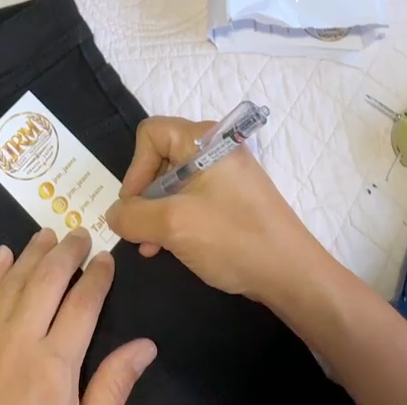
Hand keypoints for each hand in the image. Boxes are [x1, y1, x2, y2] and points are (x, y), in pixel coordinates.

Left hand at [0, 228, 156, 404]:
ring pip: (12, 282)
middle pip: (46, 281)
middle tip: (81, 234)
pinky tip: (2, 255)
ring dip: (31, 254)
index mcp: (54, 365)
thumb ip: (111, 387)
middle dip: (67, 253)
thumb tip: (145, 346)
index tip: (107, 257)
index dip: (97, 277)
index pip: (82, 304)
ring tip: (47, 235)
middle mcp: (19, 342)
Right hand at [104, 117, 334, 305]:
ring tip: (151, 246)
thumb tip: (114, 213)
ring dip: (157, 211)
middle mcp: (214, 148)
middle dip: (144, 194)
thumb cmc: (232, 238)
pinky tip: (170, 247)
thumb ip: (134, 216)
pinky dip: (177, 218)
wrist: (292, 273)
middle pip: (161, 157)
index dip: (135, 167)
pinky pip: (193, 197)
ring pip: (175, 182)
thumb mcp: (174, 226)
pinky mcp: (233, 197)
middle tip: (139, 230)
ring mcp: (226, 173)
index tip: (133, 205)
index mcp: (203, 140)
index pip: (150, 133)